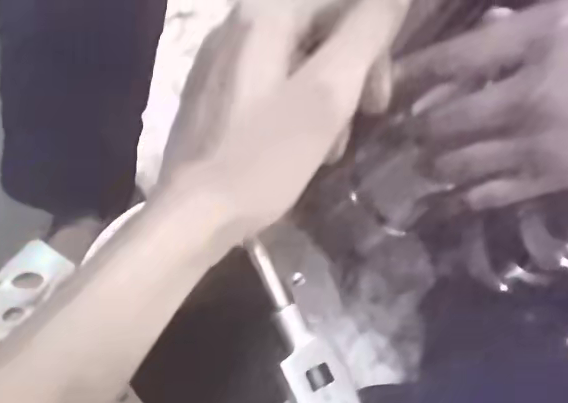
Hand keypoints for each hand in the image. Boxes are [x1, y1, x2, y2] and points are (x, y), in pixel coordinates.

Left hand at [159, 0, 407, 239]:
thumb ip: (367, 32)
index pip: (344, 1)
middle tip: (355, 127)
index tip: (377, 101)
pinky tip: (292, 152)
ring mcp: (216, 63)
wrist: (190, 217)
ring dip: (320, 101)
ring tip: (325, 151)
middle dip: (346, 75)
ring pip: (291, 63)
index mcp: (267, 11)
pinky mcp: (207, 102)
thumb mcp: (326, 97)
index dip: (375, 43)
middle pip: (316, 28)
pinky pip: (263, 89)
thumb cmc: (261, 161)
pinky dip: (289, 112)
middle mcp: (236, 22)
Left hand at [392, 0, 567, 209]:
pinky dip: (464, 194)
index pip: (454, 61)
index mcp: (544, 35)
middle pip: (446, 122)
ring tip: (421, 160)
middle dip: (417, 126)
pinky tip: (450, 194)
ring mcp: (540, 144)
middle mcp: (529, 96)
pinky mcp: (556, 179)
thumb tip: (498, 24)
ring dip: (435, 163)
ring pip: (462, 165)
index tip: (393, 80)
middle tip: (401, 127)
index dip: (416, 74)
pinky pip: (492, 195)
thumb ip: (544, 8)